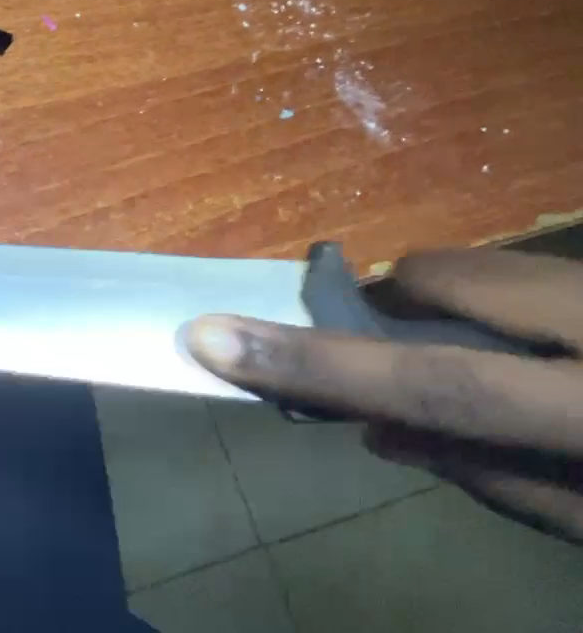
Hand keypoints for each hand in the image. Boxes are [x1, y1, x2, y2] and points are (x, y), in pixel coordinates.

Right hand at [185, 249, 582, 541]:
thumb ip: (502, 482)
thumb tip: (377, 428)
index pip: (436, 387)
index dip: (313, 360)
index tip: (205, 337)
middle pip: (450, 277)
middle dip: (398, 296)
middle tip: (391, 338)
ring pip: (493, 261)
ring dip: (462, 303)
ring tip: (487, 353)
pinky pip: (538, 271)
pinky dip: (512, 306)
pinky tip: (538, 352)